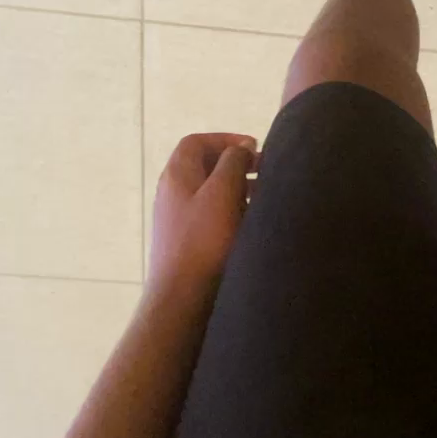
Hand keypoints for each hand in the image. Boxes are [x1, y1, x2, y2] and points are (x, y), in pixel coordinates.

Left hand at [149, 133, 256, 291]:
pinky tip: (250, 222)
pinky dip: (232, 209)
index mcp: (177, 176)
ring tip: (263, 196)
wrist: (182, 298)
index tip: (253, 148)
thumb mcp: (223, 191)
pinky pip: (211, 213)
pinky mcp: (187, 241)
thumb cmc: (204, 240)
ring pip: (210, 190)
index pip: (196, 142)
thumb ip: (232, 162)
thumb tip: (241, 148)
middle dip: (236, 163)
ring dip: (237, 187)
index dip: (225, 139)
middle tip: (264, 171)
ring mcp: (178, 219)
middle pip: (204, 165)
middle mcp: (173, 193)